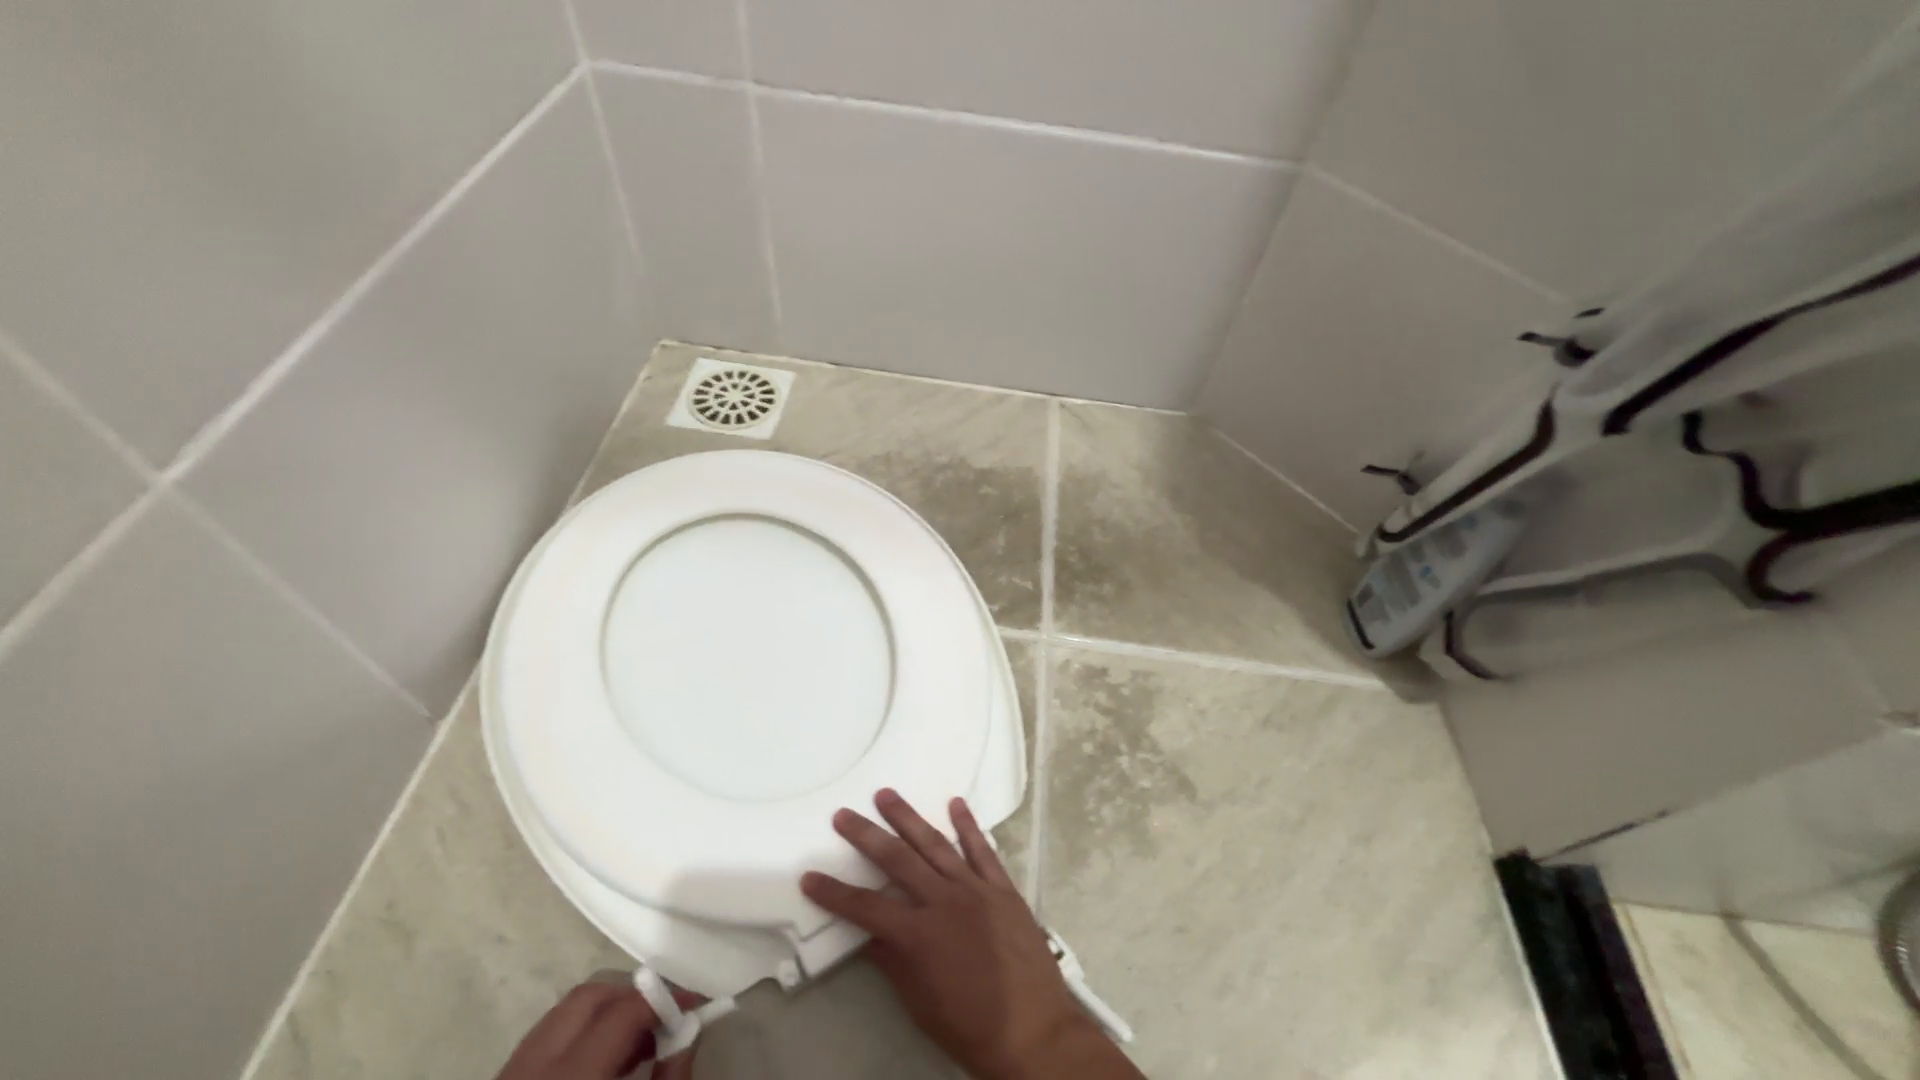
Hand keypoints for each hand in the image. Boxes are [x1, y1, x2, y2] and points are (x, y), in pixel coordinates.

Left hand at [493, 980, 698, 1079]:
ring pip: (563, 1012)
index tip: (696, 1004)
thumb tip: (688, 1032)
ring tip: (638, 1040)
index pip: (621, 1012)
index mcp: (570, 1076)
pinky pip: (545, 1037)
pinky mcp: (504, 1078)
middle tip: (666, 1018)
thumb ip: (669, 1078)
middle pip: (588, 997)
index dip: (664, 1000)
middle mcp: (532, 1066)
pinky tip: (603, 1060)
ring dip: (606, 1012)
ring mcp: (510, 1072)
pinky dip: (579, 1034)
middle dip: (632, 997)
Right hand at [800, 790, 1142, 1079]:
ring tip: (887, 795)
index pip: (866, 906)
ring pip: (936, 845)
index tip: (809, 877)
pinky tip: (955, 803)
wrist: (1035, 1031)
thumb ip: (894, 962)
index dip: (834, 893)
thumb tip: (870, 935)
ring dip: (909, 818)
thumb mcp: (920, 1003)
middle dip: (866, 836)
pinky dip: (968, 826)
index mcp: (919, 935)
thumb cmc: (971, 1026)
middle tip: (842, 814)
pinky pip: (983, 851)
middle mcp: (944, 902)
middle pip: (897, 860)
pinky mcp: (1004, 890)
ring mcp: (977, 891)